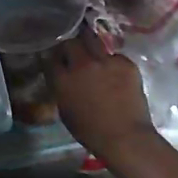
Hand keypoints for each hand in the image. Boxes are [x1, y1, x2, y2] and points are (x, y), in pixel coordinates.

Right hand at [46, 35, 156, 160]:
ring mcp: (105, 61)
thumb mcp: (65, 110)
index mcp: (63, 79)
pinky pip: (114, 56)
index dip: (54, 58)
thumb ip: (61, 88)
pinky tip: (115, 73)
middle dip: (70, 47)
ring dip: (89, 45)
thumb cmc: (90, 131)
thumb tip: (63, 77)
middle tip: (74, 54)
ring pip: (93, 40)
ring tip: (93, 54)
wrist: (125, 136)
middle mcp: (82, 65)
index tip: (57, 61)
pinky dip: (112, 62)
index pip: (51, 58)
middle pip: (71, 43)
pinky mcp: (126, 63)